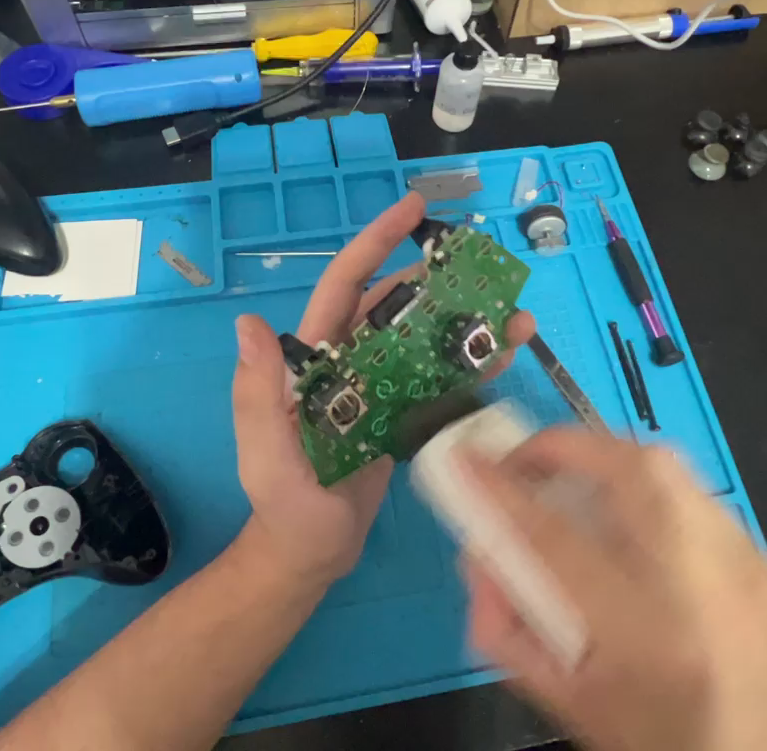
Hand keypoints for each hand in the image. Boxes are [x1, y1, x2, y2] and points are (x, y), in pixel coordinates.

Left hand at [232, 191, 533, 586]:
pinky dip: (470, 365)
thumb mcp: (265, 453)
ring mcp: (378, 389)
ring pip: (424, 340)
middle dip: (438, 279)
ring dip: (466, 323)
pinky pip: (437, 380)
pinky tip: (505, 356)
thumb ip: (257, 392)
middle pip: (396, 304)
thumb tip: (249, 323)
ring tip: (517, 315)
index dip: (376, 244)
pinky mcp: (402, 417)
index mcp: (314, 358)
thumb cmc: (283, 508)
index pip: (346, 286)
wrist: (310, 557)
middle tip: (486, 263)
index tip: (414, 208)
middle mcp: (348, 362)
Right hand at [462, 430, 766, 750]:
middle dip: (562, 448)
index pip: (555, 539)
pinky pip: (690, 494)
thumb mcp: (573, 707)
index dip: (499, 492)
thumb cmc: (665, 748)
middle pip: (629, 469)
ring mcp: (748, 562)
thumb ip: (510, 632)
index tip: (462, 461)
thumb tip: (479, 557)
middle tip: (522, 466)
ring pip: (665, 467)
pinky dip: (644, 490)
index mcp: (649, 636)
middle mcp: (707, 581)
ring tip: (569, 488)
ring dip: (602, 461)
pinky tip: (628, 527)